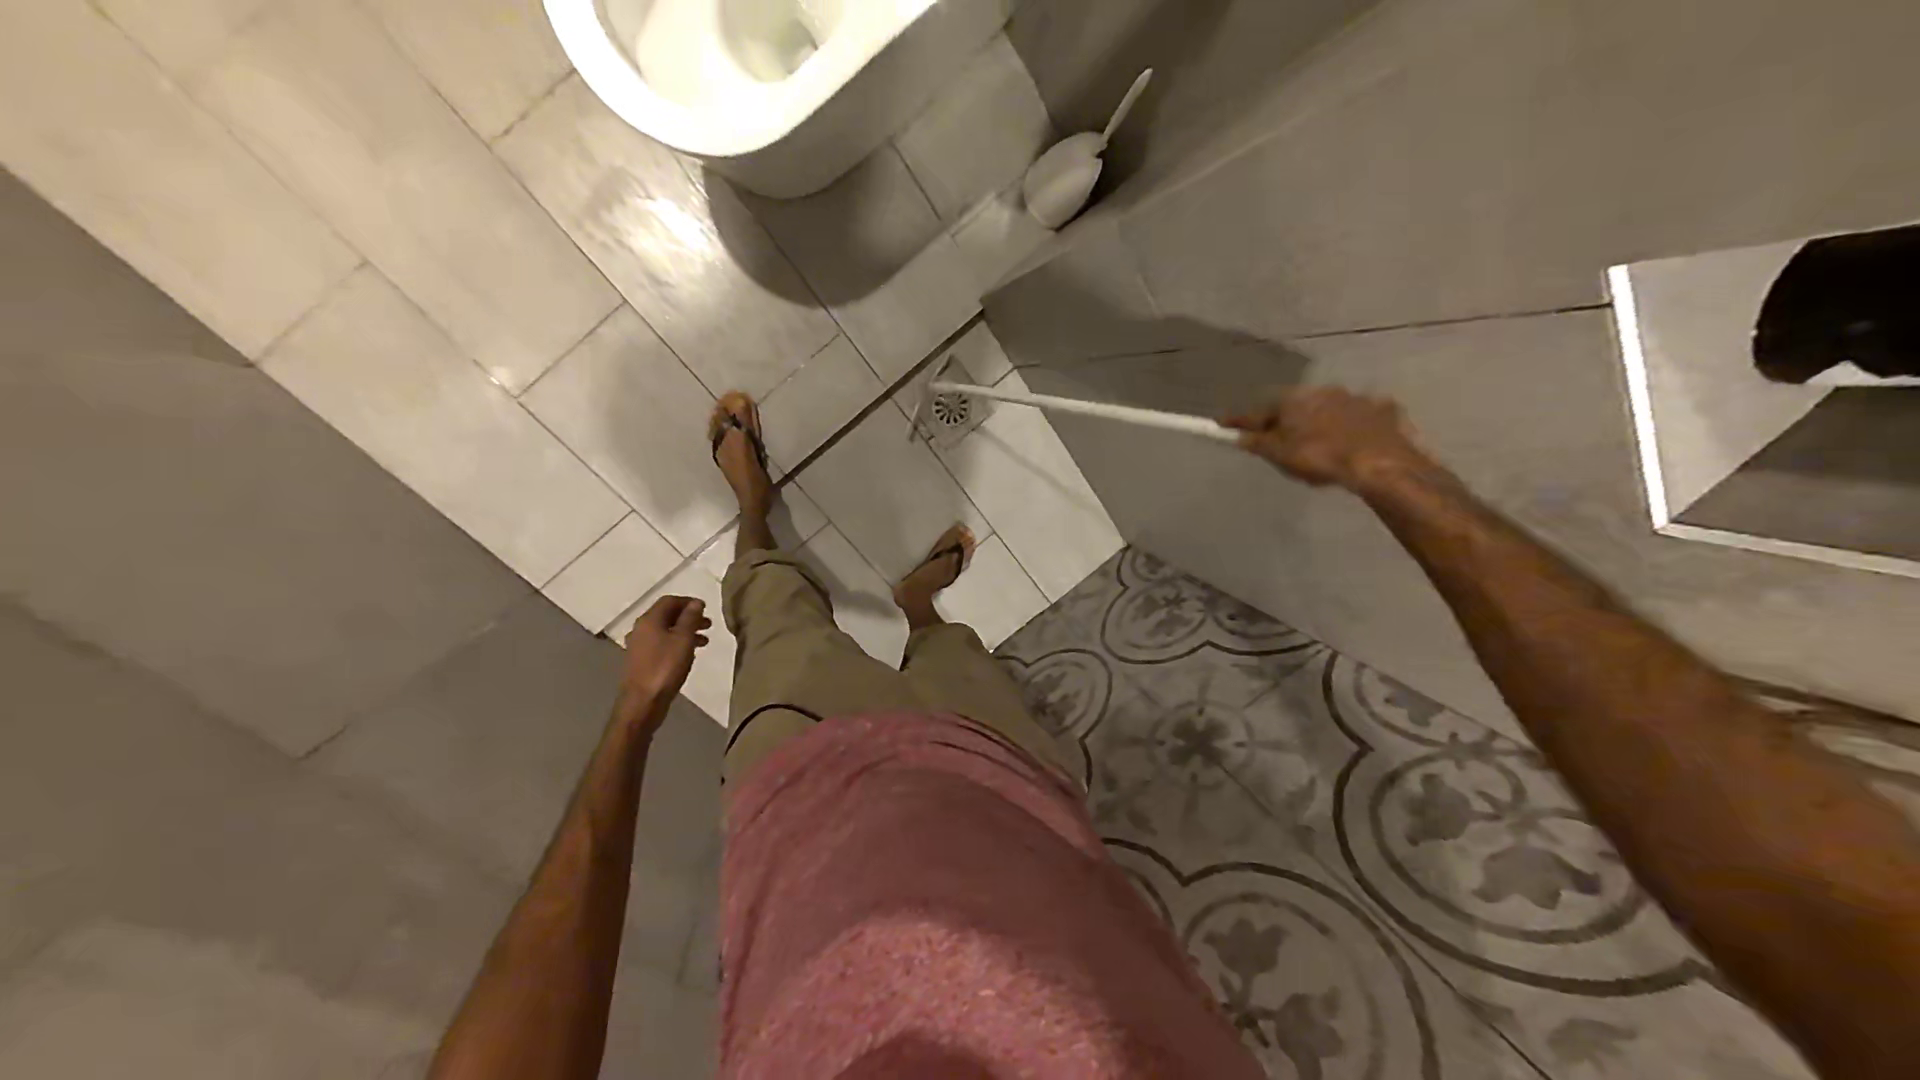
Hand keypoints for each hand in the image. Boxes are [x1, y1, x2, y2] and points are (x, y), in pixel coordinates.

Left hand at [616, 596, 710, 728]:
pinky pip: (661, 644)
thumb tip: (695, 603)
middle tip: (707, 624)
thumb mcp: (683, 639)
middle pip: (666, 615)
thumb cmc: (665, 667)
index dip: (688, 602)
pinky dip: (676, 643)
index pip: (669, 601)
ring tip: (704, 641)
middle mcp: (640, 629)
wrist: (642, 702)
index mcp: (649, 620)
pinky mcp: (640, 661)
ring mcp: (639, 646)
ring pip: (665, 631)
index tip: (706, 608)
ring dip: (684, 632)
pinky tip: (688, 654)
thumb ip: (690, 618)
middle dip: (688, 617)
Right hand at [1222, 388, 1427, 489]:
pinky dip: (1353, 427)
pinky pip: (1361, 417)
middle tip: (1280, 442)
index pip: (1258, 412)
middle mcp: (1323, 391)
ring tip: (1321, 446)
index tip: (1221, 423)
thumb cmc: (1321, 458)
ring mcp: (1356, 398)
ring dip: (1320, 422)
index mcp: (1294, 401)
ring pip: (1329, 409)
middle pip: (1295, 408)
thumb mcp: (1280, 455)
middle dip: (1285, 421)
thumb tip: (1239, 436)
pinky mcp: (1384, 410)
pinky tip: (1355, 442)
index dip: (1239, 420)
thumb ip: (1258, 444)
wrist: (1380, 463)